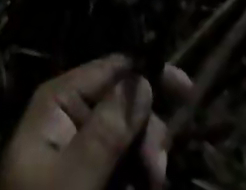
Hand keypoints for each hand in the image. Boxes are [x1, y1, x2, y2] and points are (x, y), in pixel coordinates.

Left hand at [0, 56, 191, 189]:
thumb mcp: (73, 177)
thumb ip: (108, 128)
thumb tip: (143, 78)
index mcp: (59, 101)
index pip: (113, 68)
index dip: (151, 73)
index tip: (185, 91)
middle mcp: (71, 117)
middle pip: (127, 105)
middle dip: (149, 134)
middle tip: (157, 172)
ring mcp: (80, 150)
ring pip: (131, 139)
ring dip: (147, 162)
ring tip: (151, 188)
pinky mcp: (89, 179)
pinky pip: (125, 167)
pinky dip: (139, 178)